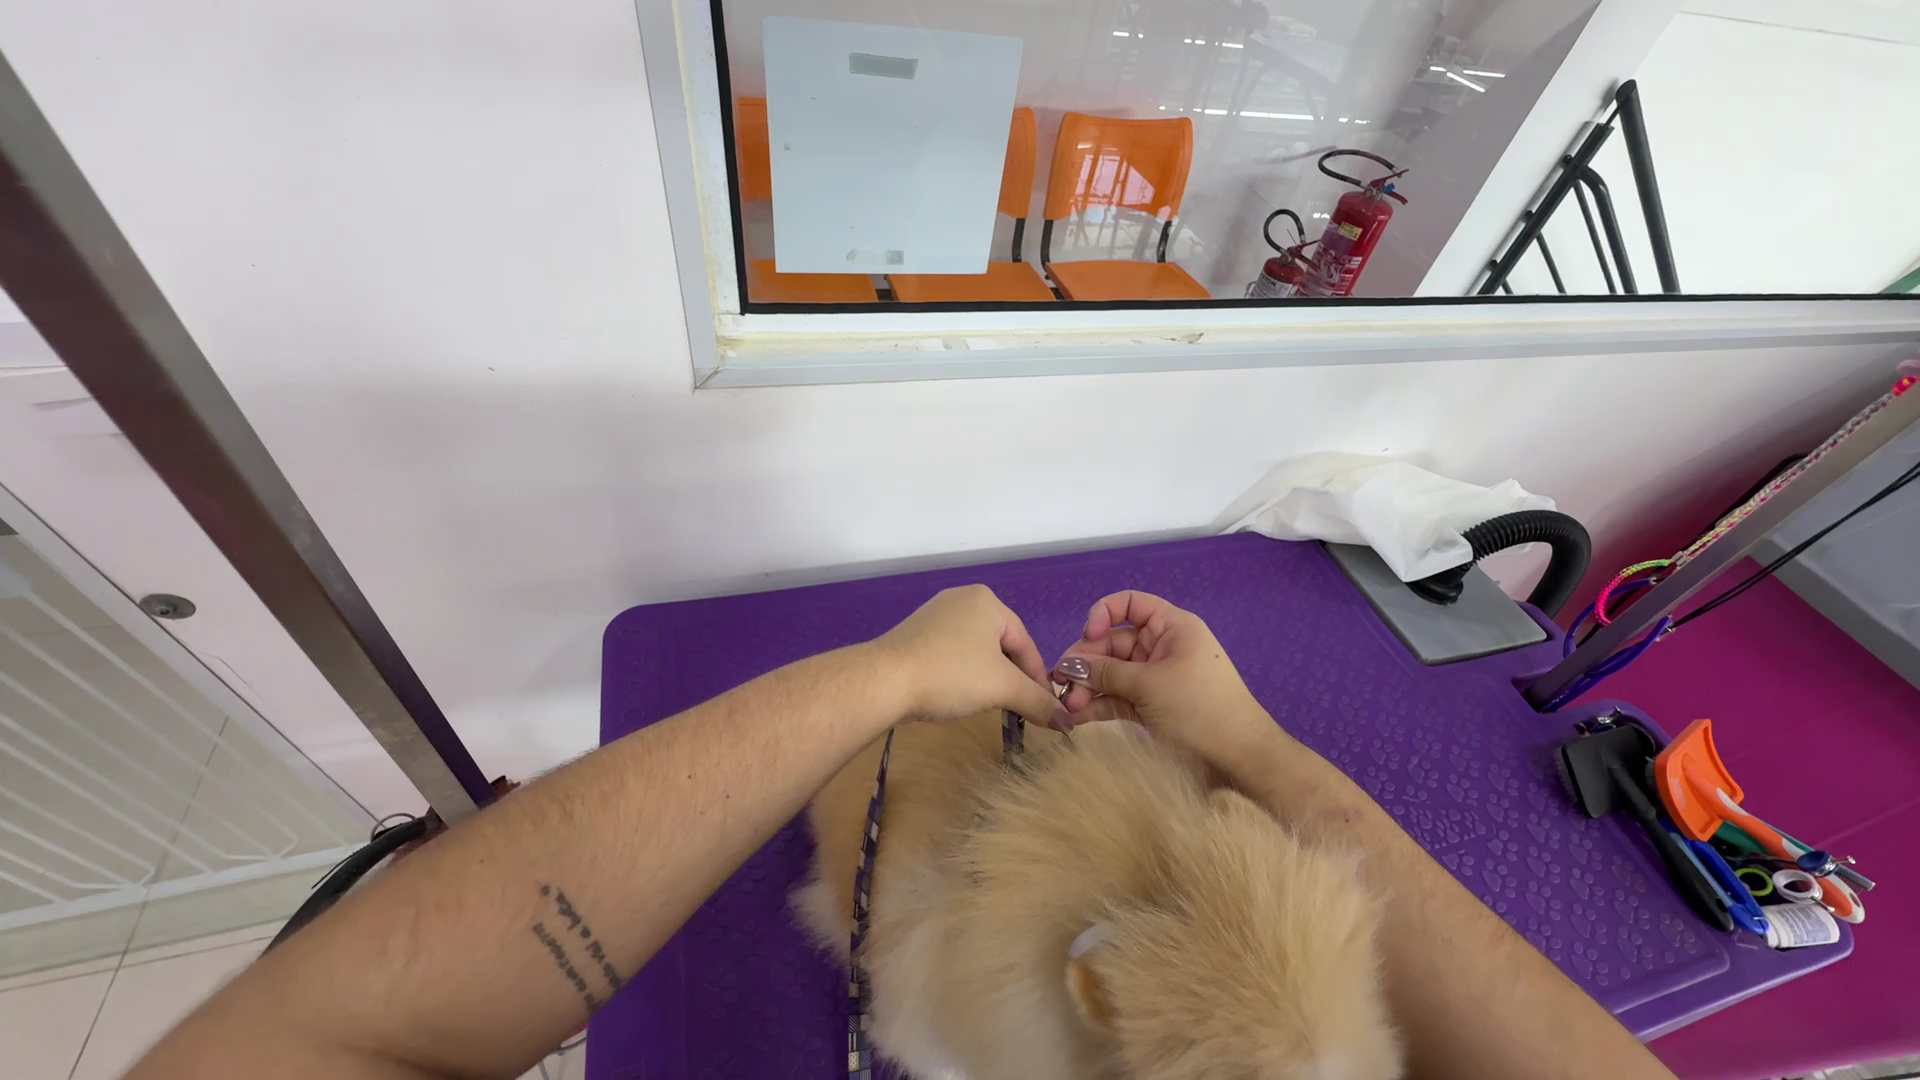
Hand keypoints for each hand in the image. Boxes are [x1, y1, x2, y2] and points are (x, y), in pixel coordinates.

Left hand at [873, 585, 1067, 726]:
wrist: (883, 681)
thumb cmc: (950, 674)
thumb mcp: (1002, 688)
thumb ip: (1037, 701)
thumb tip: (1067, 723)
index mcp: (987, 601)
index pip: (1026, 643)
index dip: (1039, 679)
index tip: (1047, 709)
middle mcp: (962, 599)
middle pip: (1002, 645)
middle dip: (1013, 678)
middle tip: (1020, 708)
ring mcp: (935, 615)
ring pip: (977, 651)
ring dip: (989, 678)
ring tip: (992, 704)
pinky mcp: (915, 634)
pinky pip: (952, 653)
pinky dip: (963, 674)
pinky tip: (959, 694)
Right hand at [1053, 591, 1278, 769]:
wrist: (1240, 760)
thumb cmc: (1200, 709)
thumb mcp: (1150, 686)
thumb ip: (1106, 672)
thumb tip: (1069, 665)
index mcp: (1170, 628)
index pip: (1130, 604)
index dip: (1103, 614)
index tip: (1088, 637)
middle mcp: (1160, 648)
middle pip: (1112, 642)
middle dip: (1086, 661)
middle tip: (1060, 682)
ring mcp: (1154, 678)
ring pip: (1110, 673)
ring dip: (1086, 686)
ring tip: (1067, 705)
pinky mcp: (1148, 706)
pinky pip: (1116, 697)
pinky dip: (1096, 704)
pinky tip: (1075, 717)